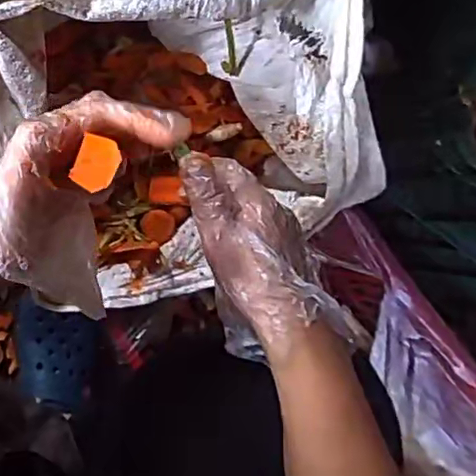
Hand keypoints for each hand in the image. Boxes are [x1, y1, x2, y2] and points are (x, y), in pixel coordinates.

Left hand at [0, 92, 190, 303]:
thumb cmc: (6, 231)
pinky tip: (137, 162)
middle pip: (103, 114)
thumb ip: (49, 167)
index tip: (172, 132)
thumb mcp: (22, 195)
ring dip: (135, 135)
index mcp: (40, 135)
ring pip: (106, 129)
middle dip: (140, 122)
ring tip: (164, 145)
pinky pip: (101, 150)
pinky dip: (123, 152)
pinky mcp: (68, 168)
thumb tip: (95, 157)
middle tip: (178, 136)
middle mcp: (51, 134)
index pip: (94, 113)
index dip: (135, 118)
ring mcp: (61, 151)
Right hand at [181, 152, 329, 358]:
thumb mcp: (216, 231)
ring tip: (209, 221)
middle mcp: (277, 208)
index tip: (183, 176)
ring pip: (253, 206)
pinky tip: (235, 242)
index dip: (205, 167)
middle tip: (190, 200)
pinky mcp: (291, 248)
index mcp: (257, 200)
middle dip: (215, 187)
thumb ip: (204, 194)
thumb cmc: (246, 274)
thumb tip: (191, 158)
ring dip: (230, 206)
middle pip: (242, 186)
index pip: (229, 167)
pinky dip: (244, 224)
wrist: (288, 317)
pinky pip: (263, 224)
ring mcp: (288, 229)